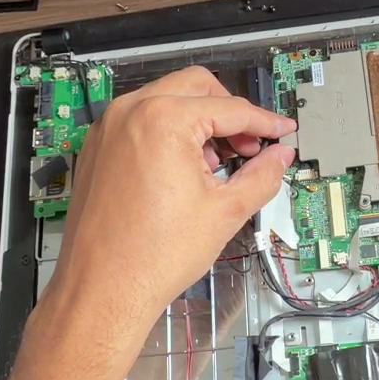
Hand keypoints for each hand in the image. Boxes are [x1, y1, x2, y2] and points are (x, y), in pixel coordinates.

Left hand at [39, 66, 295, 372]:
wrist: (102, 292)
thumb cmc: (151, 257)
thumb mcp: (225, 211)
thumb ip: (262, 175)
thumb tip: (279, 157)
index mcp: (163, 120)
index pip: (229, 108)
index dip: (264, 122)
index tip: (281, 131)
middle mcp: (129, 113)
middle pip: (196, 87)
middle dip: (230, 113)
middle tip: (252, 146)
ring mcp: (108, 129)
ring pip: (168, 101)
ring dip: (200, 122)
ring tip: (218, 165)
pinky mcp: (97, 148)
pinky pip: (142, 121)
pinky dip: (170, 133)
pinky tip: (186, 170)